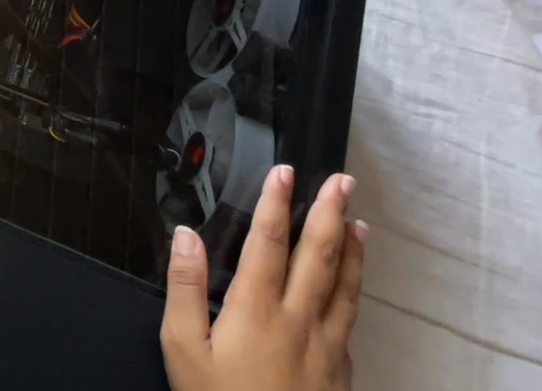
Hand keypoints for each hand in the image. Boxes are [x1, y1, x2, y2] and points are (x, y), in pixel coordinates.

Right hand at [161, 166, 366, 390]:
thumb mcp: (182, 347)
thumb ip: (184, 287)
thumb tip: (185, 234)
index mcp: (257, 307)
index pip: (269, 241)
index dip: (276, 202)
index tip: (284, 171)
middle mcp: (299, 320)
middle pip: (320, 256)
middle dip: (330, 213)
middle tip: (343, 181)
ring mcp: (327, 347)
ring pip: (345, 286)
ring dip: (352, 249)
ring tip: (359, 222)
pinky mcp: (340, 373)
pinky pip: (351, 319)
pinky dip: (354, 289)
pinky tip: (352, 286)